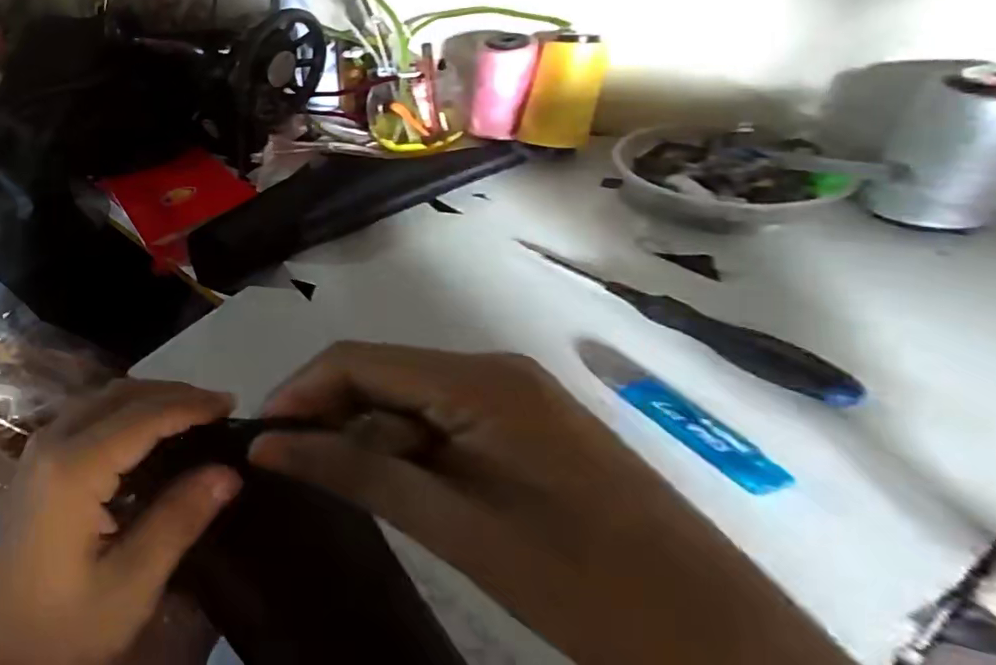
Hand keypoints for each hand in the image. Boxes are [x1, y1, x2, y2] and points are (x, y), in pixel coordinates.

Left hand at [0, 381, 241, 664]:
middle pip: (119, 395)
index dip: (189, 405)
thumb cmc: (64, 625)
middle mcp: (52, 440)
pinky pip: (87, 414)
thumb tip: (228, 472)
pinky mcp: (36, 460)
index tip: (230, 403)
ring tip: (192, 413)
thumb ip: (178, 520)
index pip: (141, 416)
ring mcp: (38, 447)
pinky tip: (149, 432)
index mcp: (73, 467)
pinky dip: (124, 411)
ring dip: (147, 397)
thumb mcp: (130, 584)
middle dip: (171, 393)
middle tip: (218, 406)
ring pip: (101, 399)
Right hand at [248, 342, 847, 664]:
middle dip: (333, 416)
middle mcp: (494, 370)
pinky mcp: (528, 426)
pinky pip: (444, 420)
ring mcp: (515, 396)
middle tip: (295, 469)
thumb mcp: (458, 529)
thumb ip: (357, 473)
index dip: (302, 391)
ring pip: (409, 399)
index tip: (264, 438)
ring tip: (351, 490)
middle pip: (382, 375)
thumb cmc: (589, 587)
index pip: (359, 360)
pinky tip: (407, 492)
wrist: (730, 647)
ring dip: (371, 438)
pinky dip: (411, 450)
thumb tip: (269, 443)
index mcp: (480, 380)